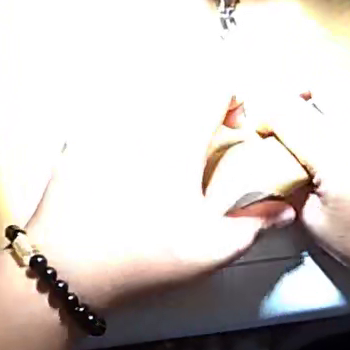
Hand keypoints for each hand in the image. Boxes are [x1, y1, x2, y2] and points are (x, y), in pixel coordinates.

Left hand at [22, 57, 293, 309]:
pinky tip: (133, 162)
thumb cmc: (141, 258)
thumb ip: (255, 224)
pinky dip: (132, 122)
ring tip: (172, 151)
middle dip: (204, 102)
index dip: (237, 97)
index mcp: (177, 135)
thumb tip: (283, 210)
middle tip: (206, 139)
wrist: (66, 269)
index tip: (236, 128)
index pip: (217, 80)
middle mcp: (140, 118)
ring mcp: (103, 125)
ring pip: (146, 92)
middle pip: (183, 80)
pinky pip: (112, 111)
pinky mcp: (78, 139)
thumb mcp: (211, 249)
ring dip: (170, 111)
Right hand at [246, 47, 349, 293]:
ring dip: (331, 85)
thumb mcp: (315, 224)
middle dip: (295, 99)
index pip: (287, 112)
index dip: (264, 115)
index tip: (261, 127)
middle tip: (290, 121)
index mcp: (336, 160)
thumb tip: (277, 158)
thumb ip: (293, 184)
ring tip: (323, 107)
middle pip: (319, 85)